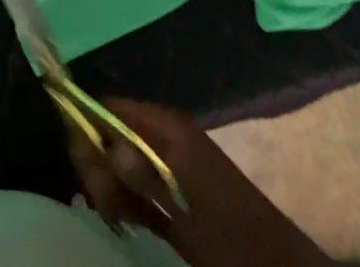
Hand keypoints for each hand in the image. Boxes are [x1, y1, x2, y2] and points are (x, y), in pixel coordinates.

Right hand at [68, 98, 331, 265]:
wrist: (276, 264)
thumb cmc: (233, 232)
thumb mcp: (187, 208)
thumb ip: (143, 176)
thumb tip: (107, 148)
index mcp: (166, 127)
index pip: (107, 108)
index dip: (86, 131)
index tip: (83, 170)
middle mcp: (161, 136)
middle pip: (106, 135)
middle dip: (98, 167)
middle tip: (107, 204)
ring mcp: (165, 163)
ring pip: (114, 162)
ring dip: (109, 189)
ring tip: (122, 217)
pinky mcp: (167, 189)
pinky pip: (130, 184)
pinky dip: (122, 200)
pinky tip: (127, 220)